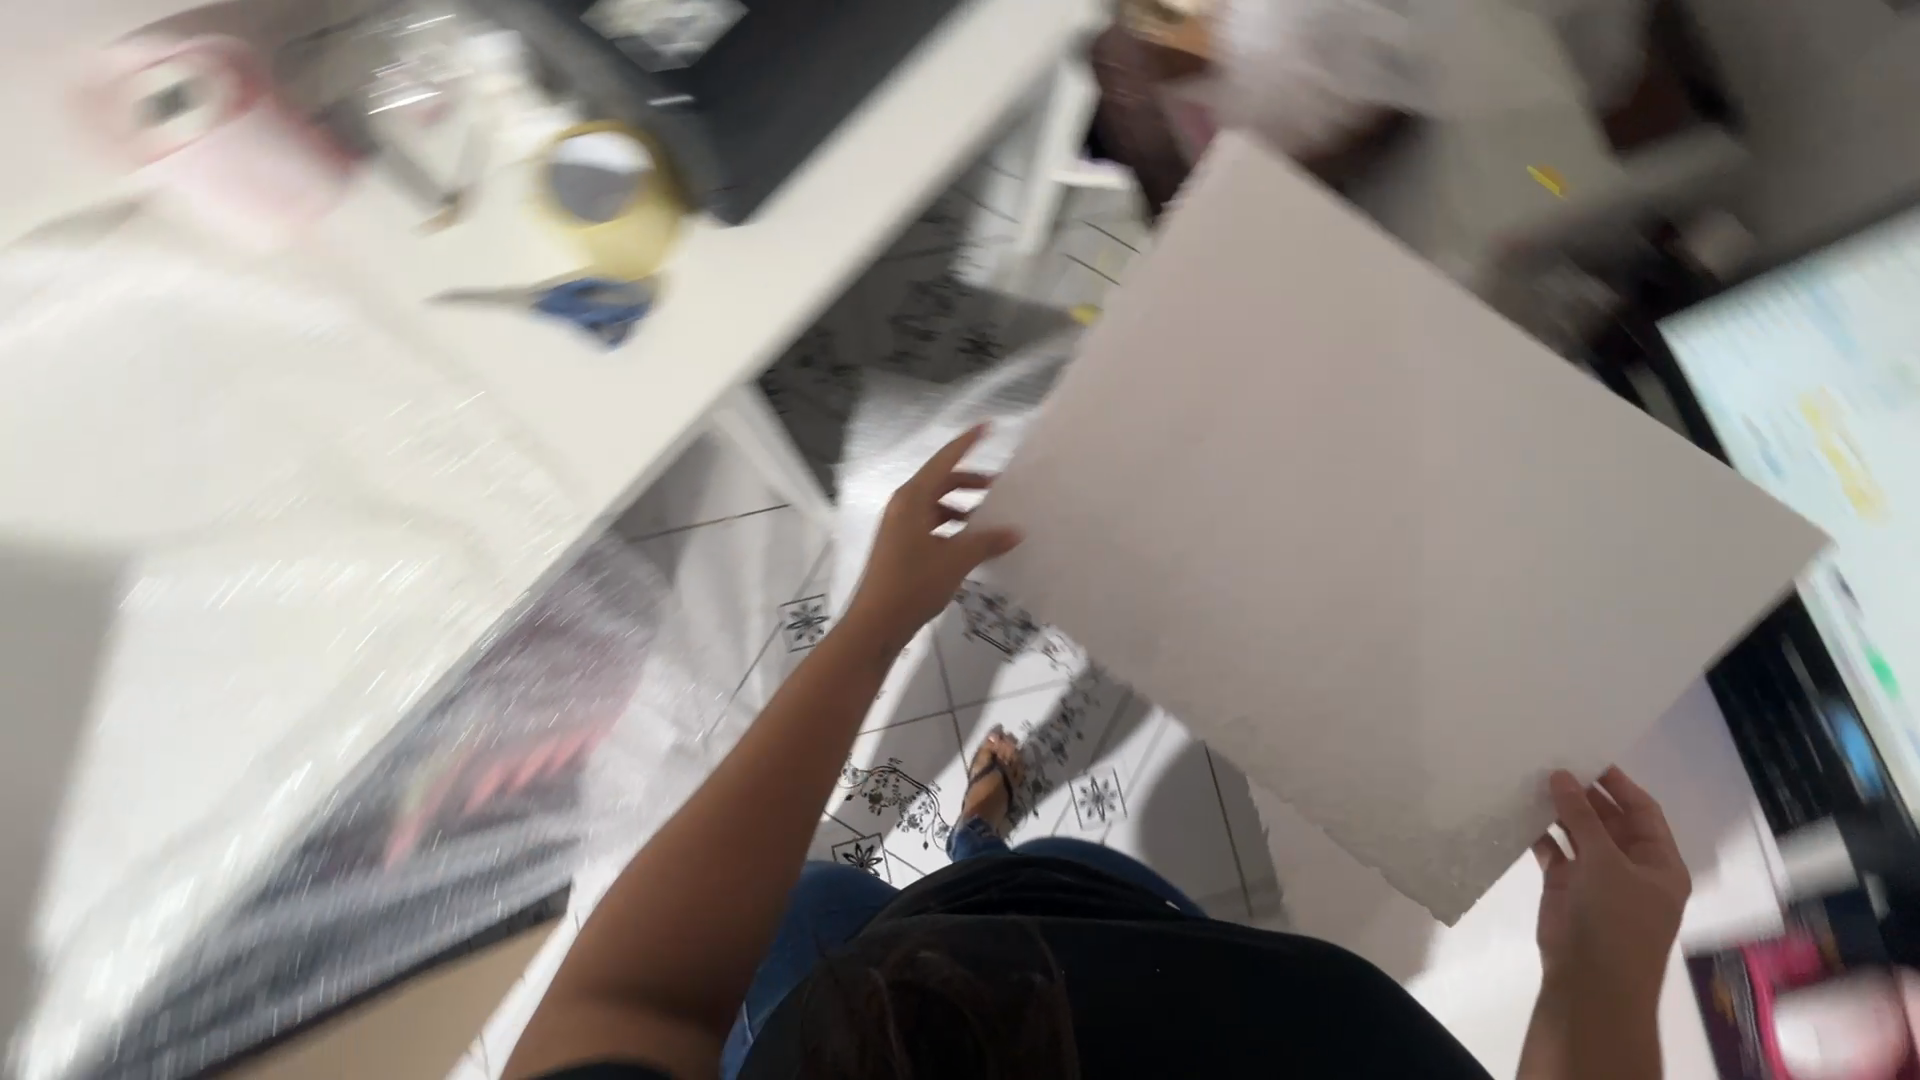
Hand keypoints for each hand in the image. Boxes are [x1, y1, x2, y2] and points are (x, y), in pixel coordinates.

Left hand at [845, 425, 1021, 645]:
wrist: (876, 624)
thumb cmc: (913, 585)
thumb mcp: (956, 560)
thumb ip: (987, 542)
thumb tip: (1015, 531)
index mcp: (912, 499)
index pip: (943, 461)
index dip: (966, 444)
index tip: (988, 426)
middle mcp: (903, 506)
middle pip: (940, 482)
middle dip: (969, 482)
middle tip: (1000, 488)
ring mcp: (899, 527)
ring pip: (936, 505)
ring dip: (961, 507)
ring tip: (988, 519)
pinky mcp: (900, 546)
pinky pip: (931, 524)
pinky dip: (951, 527)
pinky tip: (970, 543)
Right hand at [1534, 768, 1689, 1004]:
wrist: (1592, 977)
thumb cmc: (1616, 919)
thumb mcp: (1605, 862)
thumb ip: (1581, 817)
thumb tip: (1561, 774)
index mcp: (1659, 862)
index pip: (1642, 810)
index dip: (1616, 783)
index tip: (1584, 754)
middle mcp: (1630, 865)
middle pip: (1607, 818)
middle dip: (1581, 793)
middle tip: (1547, 761)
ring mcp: (1597, 875)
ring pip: (1577, 832)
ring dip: (1557, 810)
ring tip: (1527, 779)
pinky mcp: (1566, 883)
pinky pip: (1553, 849)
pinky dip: (1537, 832)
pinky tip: (1515, 811)